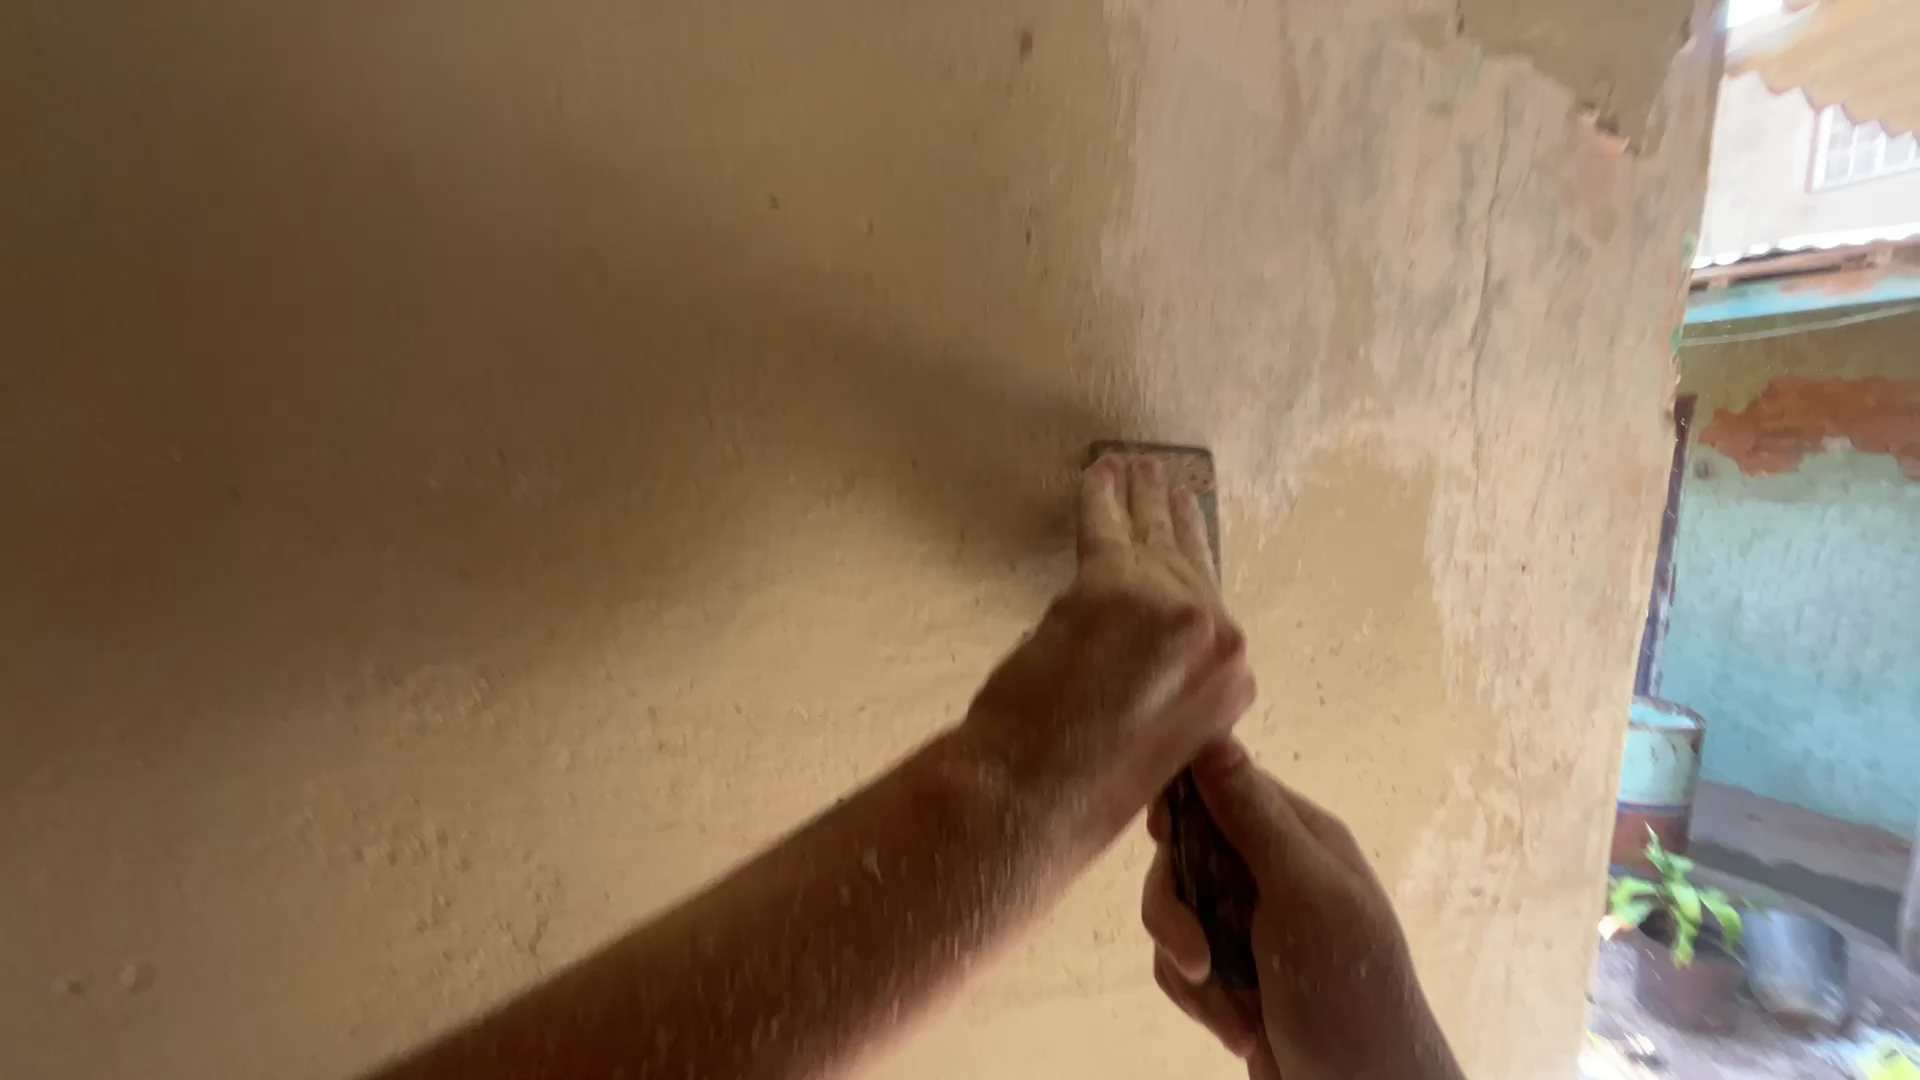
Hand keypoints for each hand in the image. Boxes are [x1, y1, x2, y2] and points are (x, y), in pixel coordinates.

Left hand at [961, 453, 1256, 850]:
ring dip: (1141, 495)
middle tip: (1170, 479)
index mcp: (1231, 682)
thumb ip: (1165, 679)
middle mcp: (1218, 638)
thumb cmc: (1083, 781)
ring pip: (1152, 536)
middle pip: (1190, 560)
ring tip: (1139, 464)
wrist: (1034, 794)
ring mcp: (1172, 608)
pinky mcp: (1115, 586)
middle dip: (1174, 516)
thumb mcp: (1152, 733)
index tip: (1185, 529)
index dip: (1193, 563)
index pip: (1211, 604)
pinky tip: (1101, 470)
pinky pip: (1106, 525)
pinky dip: (1099, 495)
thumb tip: (1145, 640)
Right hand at [1143, 740, 1463, 1079]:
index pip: (1218, 783)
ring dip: (1188, 964)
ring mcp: (1246, 922)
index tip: (1163, 836)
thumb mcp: (1303, 896)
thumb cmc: (1349, 996)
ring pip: (1172, 907)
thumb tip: (1211, 732)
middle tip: (1195, 955)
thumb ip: (1252, 815)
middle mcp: (1268, 869)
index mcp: (1296, 836)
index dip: (1180, 803)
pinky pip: (1177, 958)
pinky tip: (1236, 1028)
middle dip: (1177, 908)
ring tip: (1227, 1011)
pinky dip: (1196, 996)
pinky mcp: (1228, 970)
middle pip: (1182, 851)